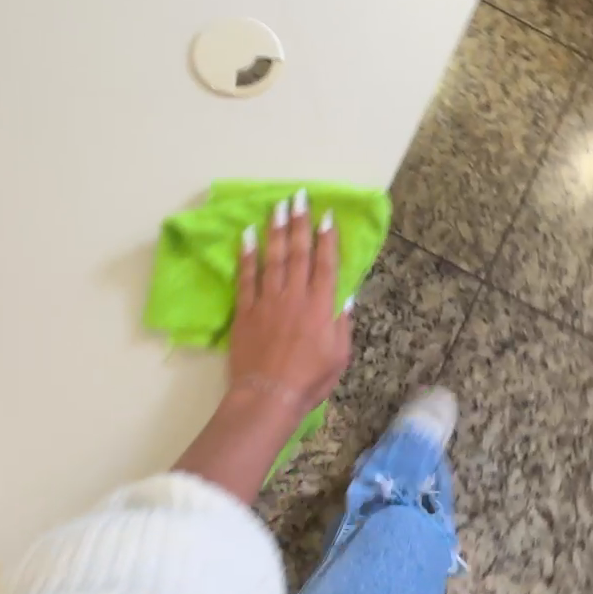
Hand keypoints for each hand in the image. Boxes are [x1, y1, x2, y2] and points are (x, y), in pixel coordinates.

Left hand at [227, 190, 352, 414]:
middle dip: (300, 222)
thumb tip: (345, 296)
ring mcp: (268, 300)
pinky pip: (246, 277)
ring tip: (278, 206)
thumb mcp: (340, 354)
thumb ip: (342, 322)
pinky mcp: (246, 311)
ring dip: (276, 230)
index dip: (327, 237)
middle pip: (299, 252)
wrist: (268, 396)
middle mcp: (295, 295)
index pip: (326, 263)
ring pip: (273, 258)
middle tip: (299, 197)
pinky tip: (248, 236)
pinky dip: (247, 255)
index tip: (327, 215)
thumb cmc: (310, 379)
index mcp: (321, 305)